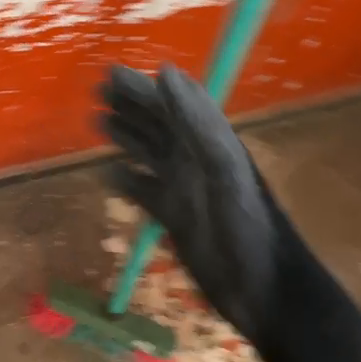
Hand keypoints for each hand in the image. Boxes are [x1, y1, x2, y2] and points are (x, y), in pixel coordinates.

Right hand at [98, 64, 360, 361]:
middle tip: (96, 91)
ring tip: (97, 122)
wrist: (264, 289)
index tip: (111, 72)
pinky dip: (125, 181)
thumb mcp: (223, 167)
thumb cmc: (247, 225)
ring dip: (125, 137)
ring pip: (148, 154)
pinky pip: (144, 192)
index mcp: (208, 143)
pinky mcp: (174, 219)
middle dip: (129, 106)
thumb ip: (196, 120)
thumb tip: (164, 72)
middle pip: (157, 125)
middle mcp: (194, 160)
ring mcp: (184, 190)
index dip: (143, 87)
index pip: (172, 104)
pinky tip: (106, 175)